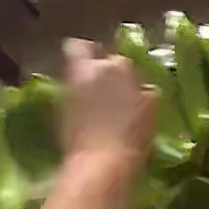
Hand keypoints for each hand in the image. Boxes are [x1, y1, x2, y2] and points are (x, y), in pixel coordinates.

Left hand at [58, 38, 155, 174]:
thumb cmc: (134, 133)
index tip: (130, 80)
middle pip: (80, 48)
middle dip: (90, 55)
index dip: (123, 68)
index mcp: (117, 67)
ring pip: (74, 71)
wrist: (102, 160)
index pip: (118, 57)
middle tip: (103, 72)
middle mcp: (89, 70)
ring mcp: (69, 87)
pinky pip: (70, 92)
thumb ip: (144, 92)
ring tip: (100, 98)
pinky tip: (92, 114)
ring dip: (85, 79)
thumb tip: (140, 88)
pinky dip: (79, 97)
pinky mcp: (58, 106)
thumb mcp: (150, 108)